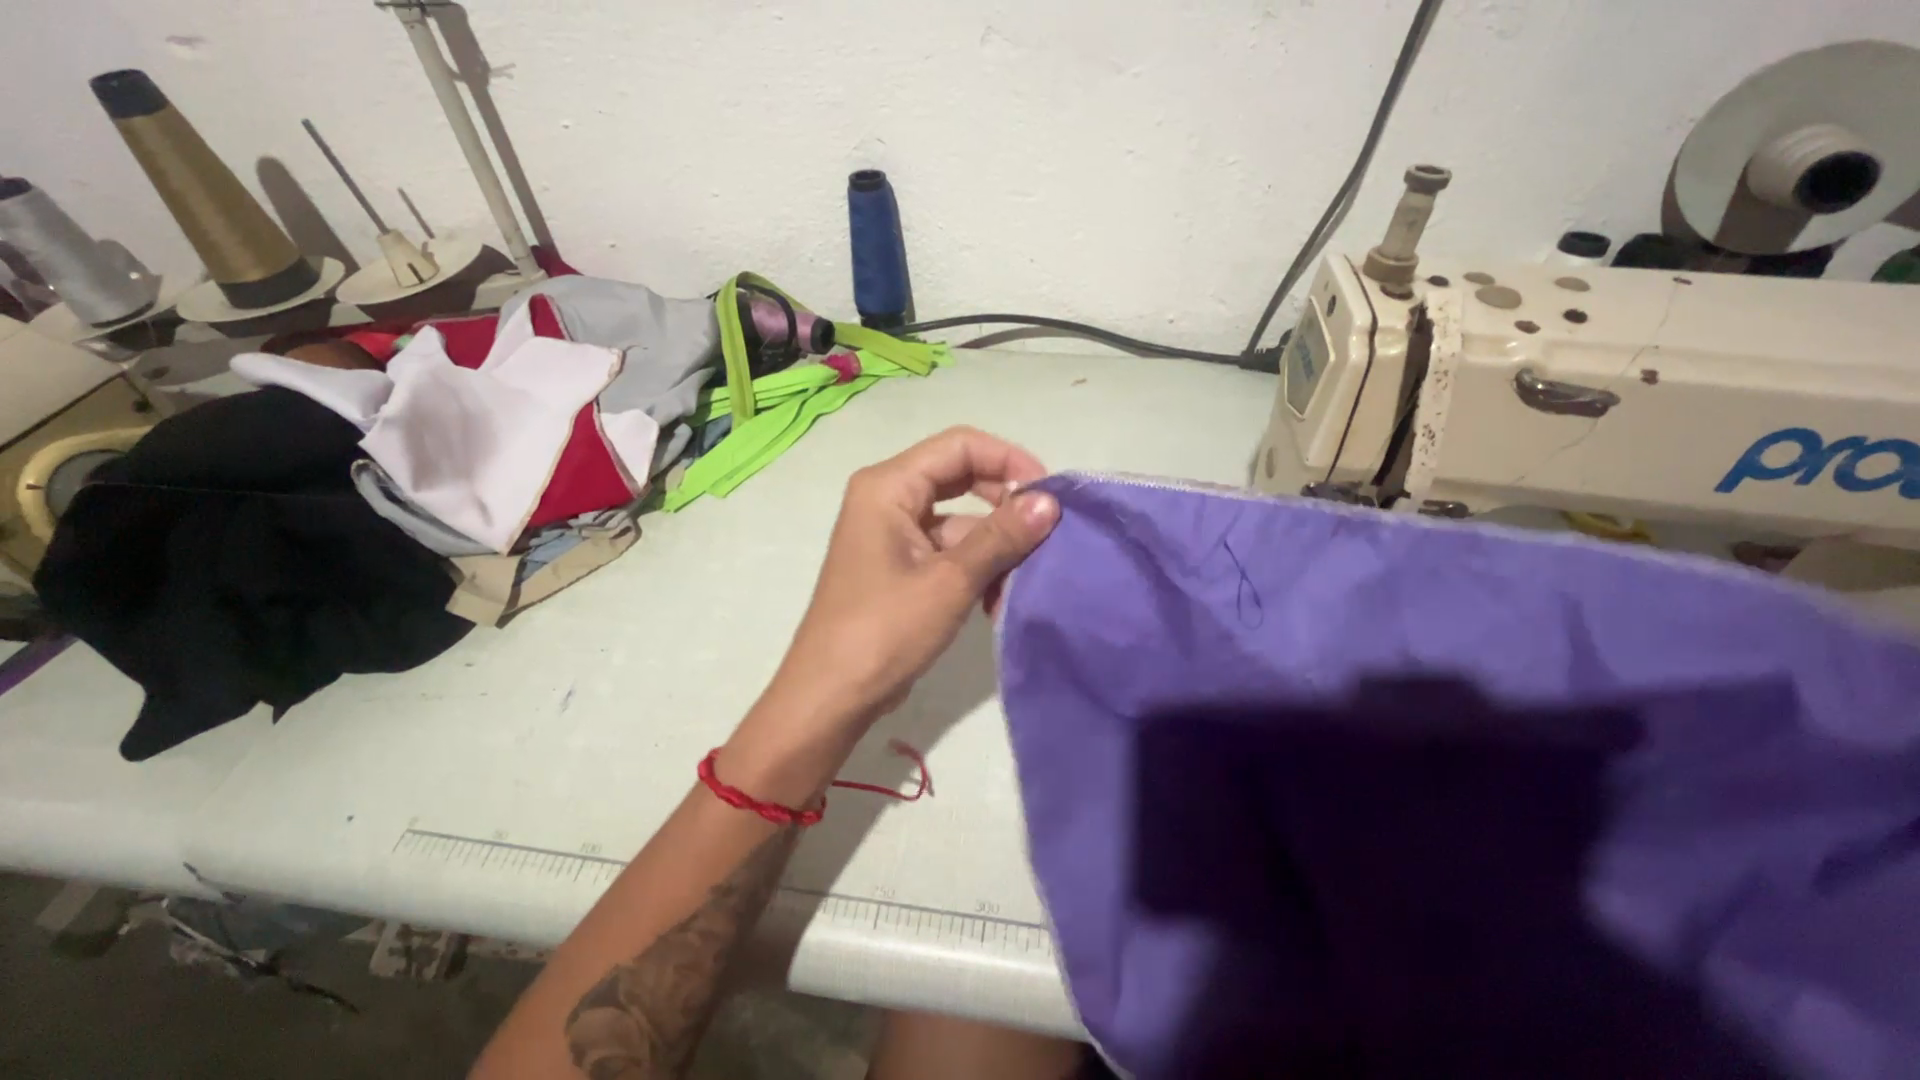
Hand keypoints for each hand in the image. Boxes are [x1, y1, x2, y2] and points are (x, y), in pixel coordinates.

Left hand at [746, 427, 1058, 747]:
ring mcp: (892, 535)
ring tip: (1026, 579)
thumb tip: (1049, 502)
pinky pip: (948, 552)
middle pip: (960, 478)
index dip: (1009, 460)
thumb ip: (1001, 537)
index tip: (1049, 496)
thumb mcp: (950, 581)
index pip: (960, 445)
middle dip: (1005, 504)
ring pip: (959, 521)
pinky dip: (976, 569)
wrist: (831, 696)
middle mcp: (887, 499)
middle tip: (1047, 530)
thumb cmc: (884, 630)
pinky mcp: (900, 568)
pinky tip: (1000, 601)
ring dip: (995, 547)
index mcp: (888, 486)